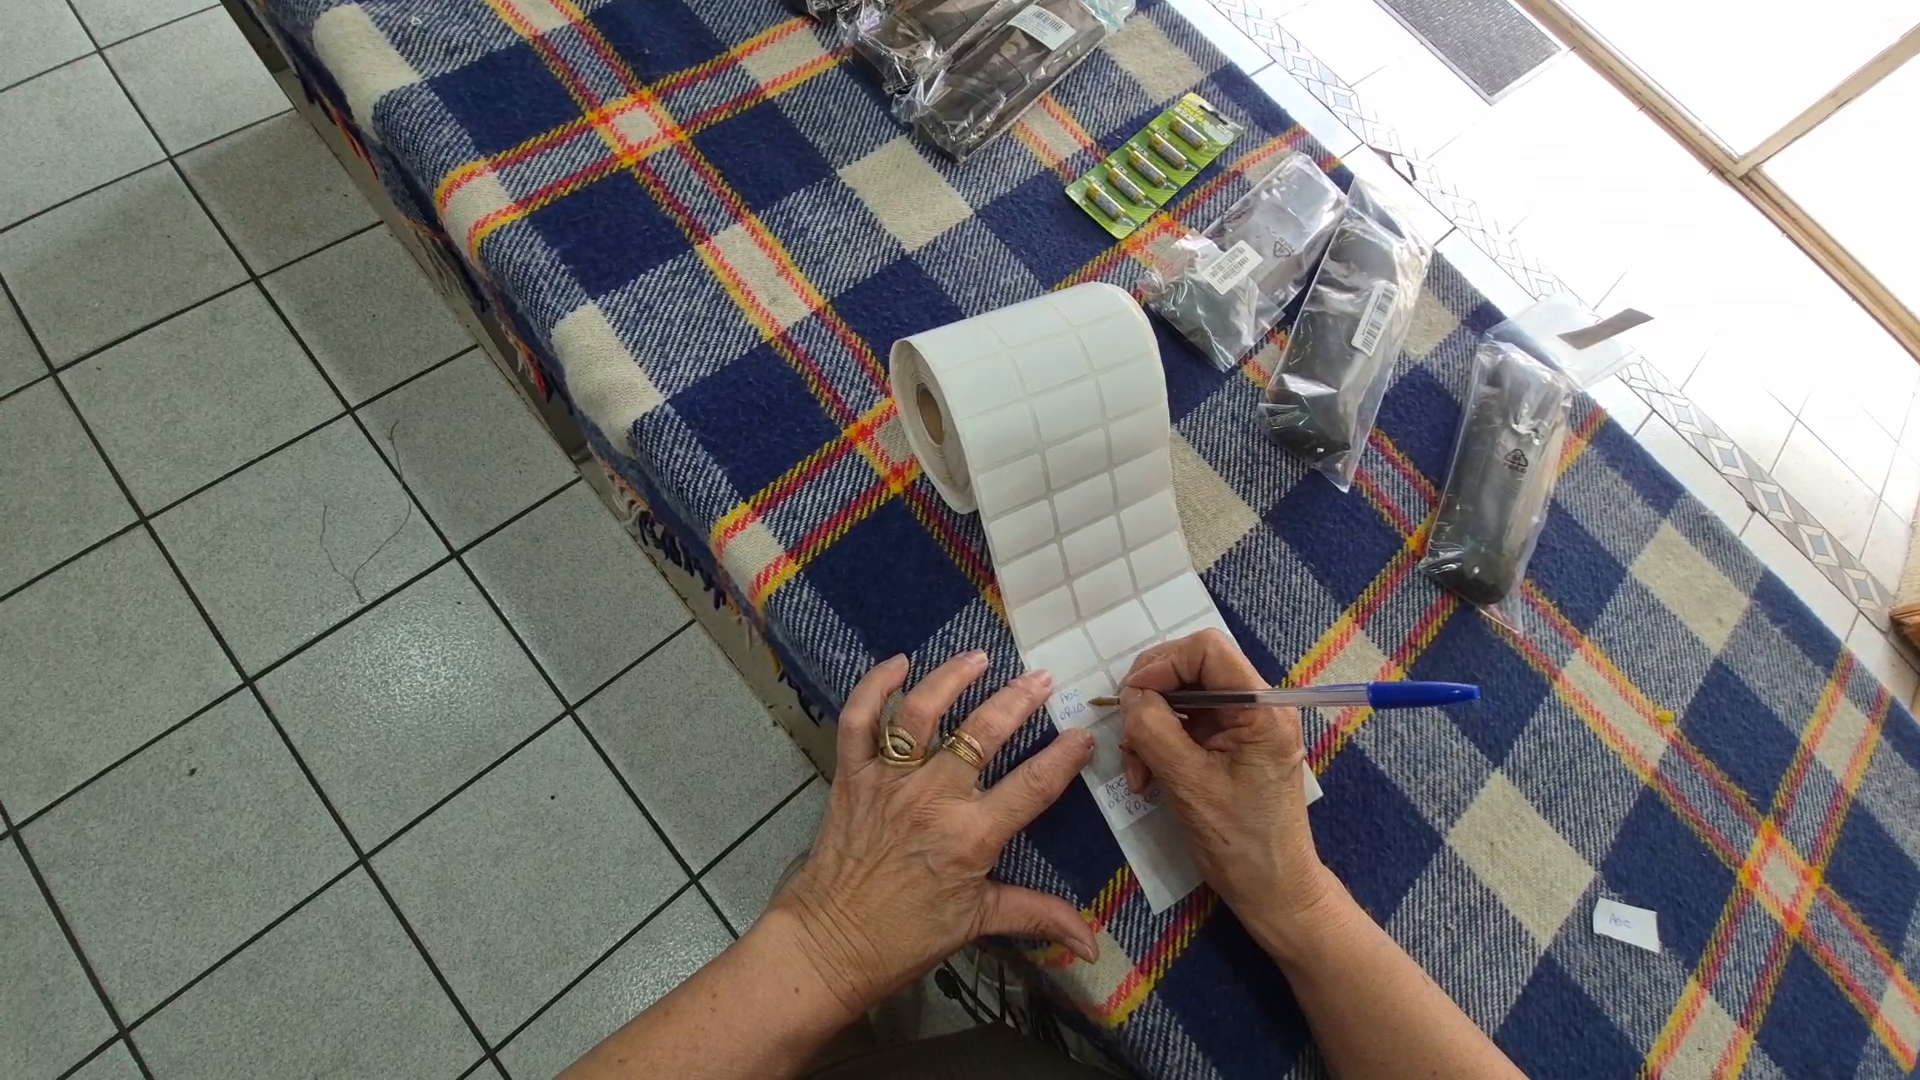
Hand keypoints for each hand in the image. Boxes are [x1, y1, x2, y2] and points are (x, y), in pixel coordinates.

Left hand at [765, 652, 1098, 1019]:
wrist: (830, 943)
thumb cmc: (907, 935)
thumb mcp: (977, 923)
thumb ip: (1037, 915)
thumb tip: (1093, 943)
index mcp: (971, 836)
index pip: (1032, 787)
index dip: (1064, 757)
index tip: (1084, 733)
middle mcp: (932, 798)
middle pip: (981, 734)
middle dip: (1017, 700)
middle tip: (1040, 677)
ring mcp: (888, 780)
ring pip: (920, 713)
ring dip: (951, 678)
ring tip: (978, 656)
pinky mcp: (852, 773)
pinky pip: (858, 720)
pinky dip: (874, 687)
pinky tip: (898, 663)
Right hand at [1118, 630, 1336, 947]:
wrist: (1273, 893)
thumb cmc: (1238, 842)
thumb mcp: (1187, 782)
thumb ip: (1154, 728)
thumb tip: (1131, 696)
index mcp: (1260, 709)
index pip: (1206, 649)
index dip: (1163, 663)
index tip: (1134, 697)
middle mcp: (1255, 707)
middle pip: (1190, 667)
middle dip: (1151, 696)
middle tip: (1129, 733)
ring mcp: (1241, 725)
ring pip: (1180, 696)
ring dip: (1149, 726)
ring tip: (1137, 769)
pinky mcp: (1228, 744)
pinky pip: (1183, 722)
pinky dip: (1157, 743)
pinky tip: (1147, 776)